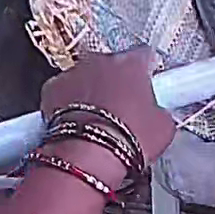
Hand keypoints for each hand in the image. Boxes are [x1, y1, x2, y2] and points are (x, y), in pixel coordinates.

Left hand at [38, 48, 174, 185]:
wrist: (89, 157)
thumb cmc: (128, 140)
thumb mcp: (163, 127)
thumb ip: (160, 111)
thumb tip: (157, 114)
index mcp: (132, 63)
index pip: (143, 56)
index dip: (146, 73)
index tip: (145, 87)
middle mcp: (100, 60)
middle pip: (110, 66)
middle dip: (115, 84)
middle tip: (121, 112)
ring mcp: (73, 72)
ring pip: (84, 78)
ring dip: (91, 94)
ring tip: (97, 122)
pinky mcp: (51, 89)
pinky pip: (62, 92)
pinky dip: (67, 104)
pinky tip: (77, 124)